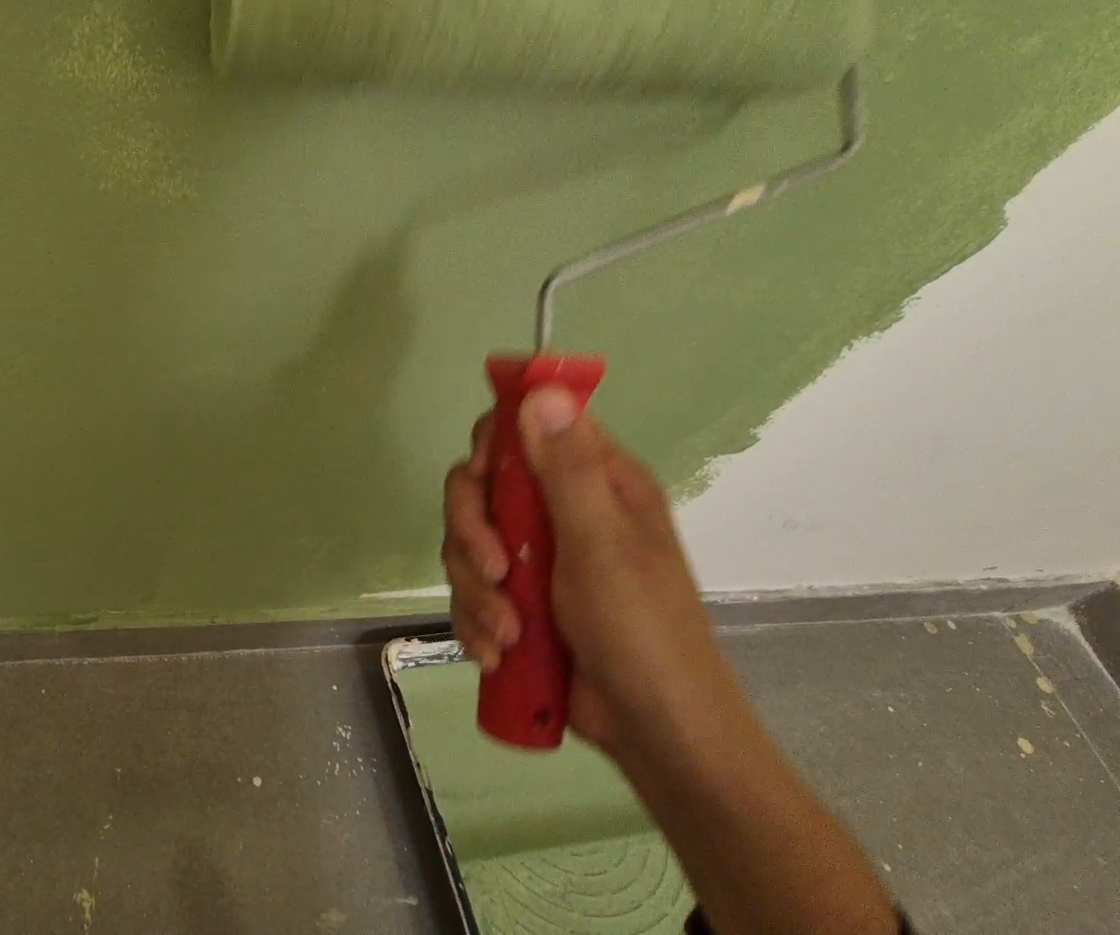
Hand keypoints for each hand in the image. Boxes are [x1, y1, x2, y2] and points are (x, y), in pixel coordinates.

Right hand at [442, 387, 743, 754]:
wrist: (654, 732)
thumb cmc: (642, 631)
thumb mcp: (602, 546)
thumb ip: (566, 470)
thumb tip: (541, 390)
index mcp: (596, 481)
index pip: (530, 425)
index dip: (496, 440)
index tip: (484, 475)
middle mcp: (562, 510)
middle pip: (481, 487)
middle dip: (473, 534)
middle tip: (495, 571)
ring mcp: (537, 558)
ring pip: (467, 544)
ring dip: (475, 591)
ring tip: (507, 634)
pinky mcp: (518, 600)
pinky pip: (470, 591)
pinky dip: (474, 622)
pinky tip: (496, 654)